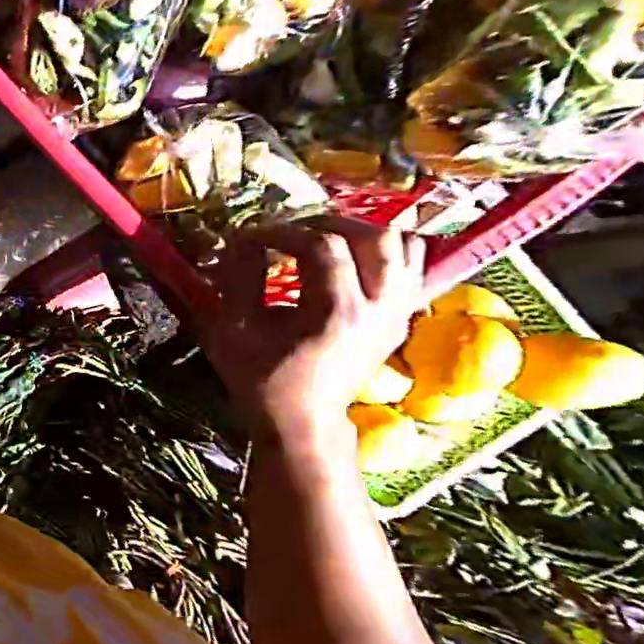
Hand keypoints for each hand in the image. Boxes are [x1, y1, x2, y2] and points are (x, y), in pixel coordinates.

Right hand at [203, 217, 425, 436]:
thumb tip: (242, 242)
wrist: (302, 421)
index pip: (321, 244)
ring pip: (403, 247)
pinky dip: (384, 254)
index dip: (283, 232)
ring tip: (325, 238)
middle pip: (375, 235)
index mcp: (336, 310)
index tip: (252, 237)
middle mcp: (378, 307)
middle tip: (293, 231)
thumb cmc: (262, 379)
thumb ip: (239, 280)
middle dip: (328, 222)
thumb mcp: (233, 330)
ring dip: (362, 234)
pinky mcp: (400, 319)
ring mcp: (397, 313)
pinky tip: (352, 259)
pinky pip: (410, 268)